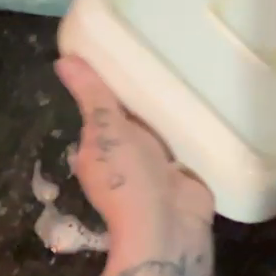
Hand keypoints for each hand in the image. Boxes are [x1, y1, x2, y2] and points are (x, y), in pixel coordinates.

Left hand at [55, 58, 212, 255]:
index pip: (107, 108)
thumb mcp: (106, 132)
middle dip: (152, 93)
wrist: (169, 227)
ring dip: (178, 110)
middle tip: (173, 51)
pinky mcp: (188, 172)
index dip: (118, 82)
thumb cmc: (129, 178)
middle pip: (140, 117)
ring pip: (167, 129)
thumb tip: (63, 58)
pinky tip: (213, 101)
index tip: (134, 48)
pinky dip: (199, 128)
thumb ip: (93, 96)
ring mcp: (160, 166)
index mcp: (100, 147)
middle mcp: (128, 156)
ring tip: (196, 67)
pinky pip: (192, 143)